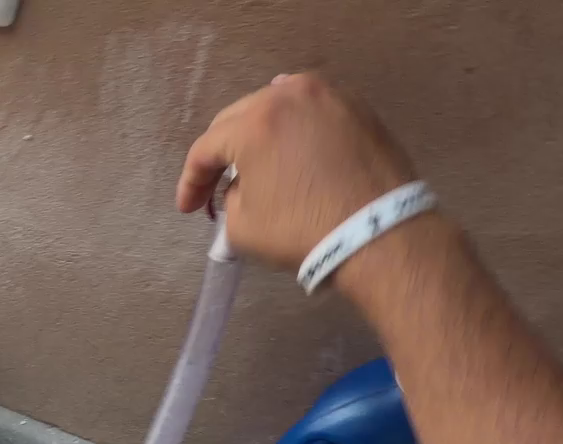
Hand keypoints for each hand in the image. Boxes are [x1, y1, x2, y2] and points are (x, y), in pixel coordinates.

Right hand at [176, 73, 417, 269]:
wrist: (374, 230)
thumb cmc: (298, 229)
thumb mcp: (241, 225)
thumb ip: (231, 196)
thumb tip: (242, 184)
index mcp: (255, 123)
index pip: (205, 148)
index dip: (190, 182)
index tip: (188, 209)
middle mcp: (290, 94)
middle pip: (236, 119)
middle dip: (218, 155)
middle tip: (211, 188)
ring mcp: (328, 95)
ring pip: (273, 107)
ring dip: (253, 136)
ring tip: (248, 165)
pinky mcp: (355, 106)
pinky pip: (307, 112)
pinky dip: (288, 131)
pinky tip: (283, 152)